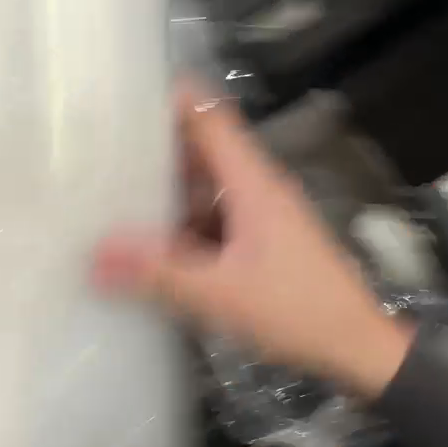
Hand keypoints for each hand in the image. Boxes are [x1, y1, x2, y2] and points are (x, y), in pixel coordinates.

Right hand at [94, 86, 414, 398]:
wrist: (356, 345)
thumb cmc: (297, 310)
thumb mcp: (222, 295)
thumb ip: (160, 273)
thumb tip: (96, 254)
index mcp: (254, 184)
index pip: (210, 118)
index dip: (168, 101)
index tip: (116, 102)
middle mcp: (259, 190)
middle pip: (203, 154)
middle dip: (153, 155)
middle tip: (91, 159)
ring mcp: (265, 218)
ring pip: (207, 192)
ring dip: (167, 197)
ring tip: (107, 202)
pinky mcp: (266, 245)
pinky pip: (217, 223)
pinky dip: (186, 229)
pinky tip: (151, 250)